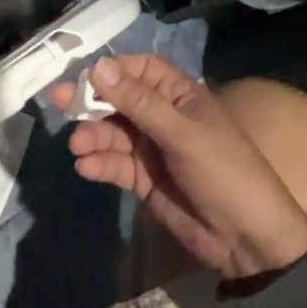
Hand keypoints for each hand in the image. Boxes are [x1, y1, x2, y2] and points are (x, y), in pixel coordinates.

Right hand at [50, 55, 306, 280]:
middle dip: (89, 102)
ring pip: (111, 132)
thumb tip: (99, 66)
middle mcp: (163, 117)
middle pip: (118, 100)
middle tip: (59, 104)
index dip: (113, 70)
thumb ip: (139, 102)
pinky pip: (114, 163)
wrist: (247, 240)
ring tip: (78, 148)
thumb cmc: (225, 173)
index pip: (141, 69)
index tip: (84, 76)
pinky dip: (99, 163)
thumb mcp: (182, 134)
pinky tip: (88, 168)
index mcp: (181, 96)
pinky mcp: (143, 179)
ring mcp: (152, 149)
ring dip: (92, 136)